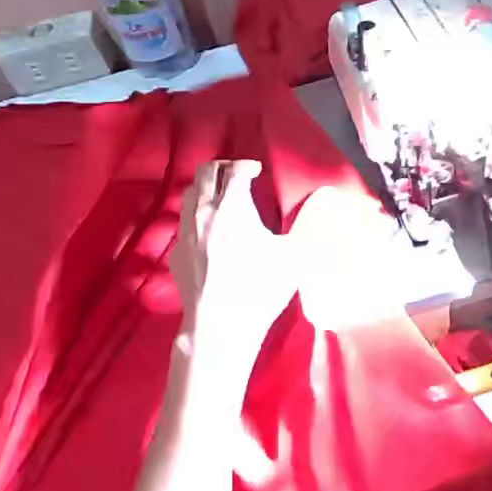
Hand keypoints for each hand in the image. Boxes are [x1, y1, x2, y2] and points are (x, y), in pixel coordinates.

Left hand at [171, 161, 297, 382]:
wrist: (220, 326)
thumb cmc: (259, 288)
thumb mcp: (294, 257)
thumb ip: (302, 232)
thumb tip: (316, 221)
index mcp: (232, 206)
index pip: (235, 170)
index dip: (247, 165)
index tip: (256, 171)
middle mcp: (204, 212)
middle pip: (206, 173)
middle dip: (222, 167)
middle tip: (235, 174)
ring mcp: (185, 233)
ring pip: (189, 195)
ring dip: (205, 189)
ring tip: (219, 198)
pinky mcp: (175, 255)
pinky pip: (182, 225)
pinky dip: (195, 219)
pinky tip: (206, 233)